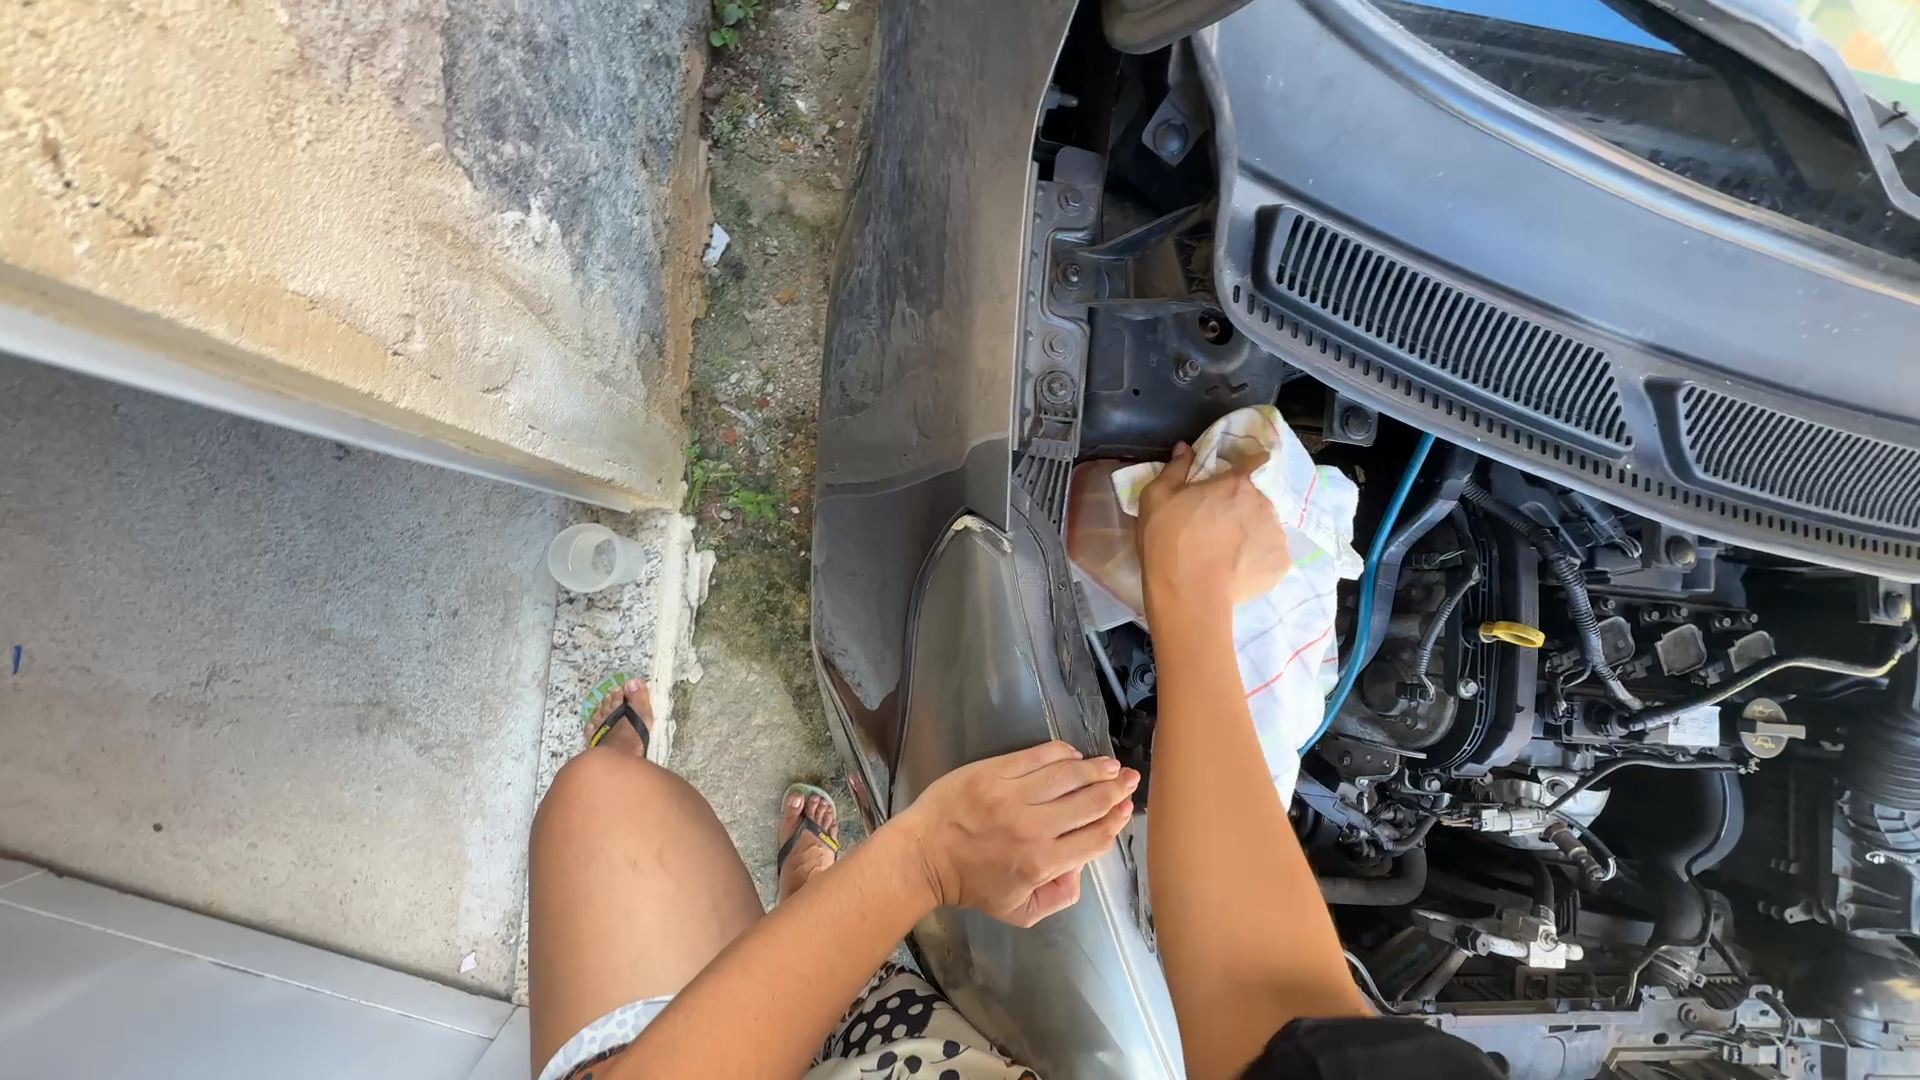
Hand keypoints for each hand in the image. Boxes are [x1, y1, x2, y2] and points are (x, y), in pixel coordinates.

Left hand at [891, 741, 1137, 926]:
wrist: (924, 855)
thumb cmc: (971, 884)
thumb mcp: (1019, 912)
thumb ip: (1058, 898)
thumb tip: (1080, 870)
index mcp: (1041, 863)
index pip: (1094, 838)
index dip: (1115, 821)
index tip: (1126, 808)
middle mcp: (1032, 827)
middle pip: (1088, 803)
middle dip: (1115, 790)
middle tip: (1130, 779)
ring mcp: (1012, 795)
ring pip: (1067, 775)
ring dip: (1095, 768)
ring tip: (1110, 764)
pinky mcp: (993, 771)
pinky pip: (1037, 755)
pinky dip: (1061, 752)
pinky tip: (1074, 753)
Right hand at [1137, 442, 1291, 614]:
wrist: (1187, 592)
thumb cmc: (1167, 540)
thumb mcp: (1156, 498)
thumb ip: (1174, 469)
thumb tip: (1185, 447)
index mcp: (1235, 484)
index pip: (1254, 461)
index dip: (1249, 464)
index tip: (1241, 474)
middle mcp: (1263, 503)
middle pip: (1255, 499)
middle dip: (1240, 508)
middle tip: (1216, 528)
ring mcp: (1276, 535)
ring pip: (1265, 527)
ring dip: (1251, 534)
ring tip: (1226, 554)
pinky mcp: (1281, 564)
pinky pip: (1270, 555)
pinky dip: (1256, 559)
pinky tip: (1236, 570)